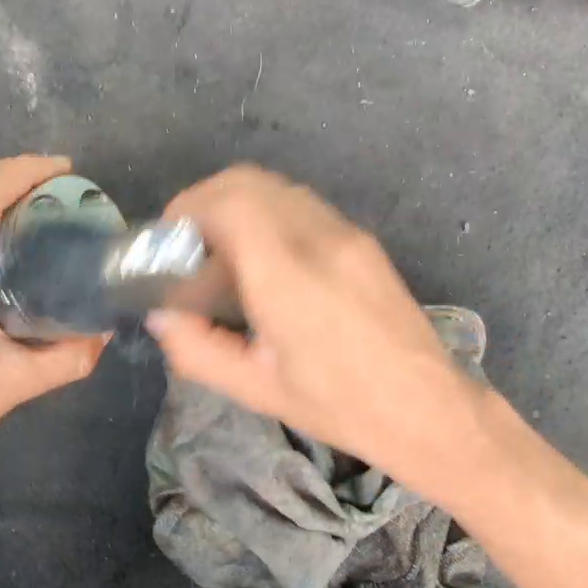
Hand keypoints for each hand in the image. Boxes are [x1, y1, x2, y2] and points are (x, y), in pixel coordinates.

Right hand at [146, 165, 477, 486]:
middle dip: (205, 201)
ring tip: (221, 253)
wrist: (426, 406)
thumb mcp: (256, 390)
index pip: (228, 204)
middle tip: (186, 244)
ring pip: (277, 187)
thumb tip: (162, 318)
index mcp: (287, 278)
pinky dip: (268, 214)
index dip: (187, 209)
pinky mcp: (363, 240)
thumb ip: (198, 349)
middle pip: (249, 181)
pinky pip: (302, 205)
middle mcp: (318, 240)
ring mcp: (346, 234)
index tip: (167, 241)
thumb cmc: (339, 406)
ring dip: (238, 205)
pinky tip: (262, 261)